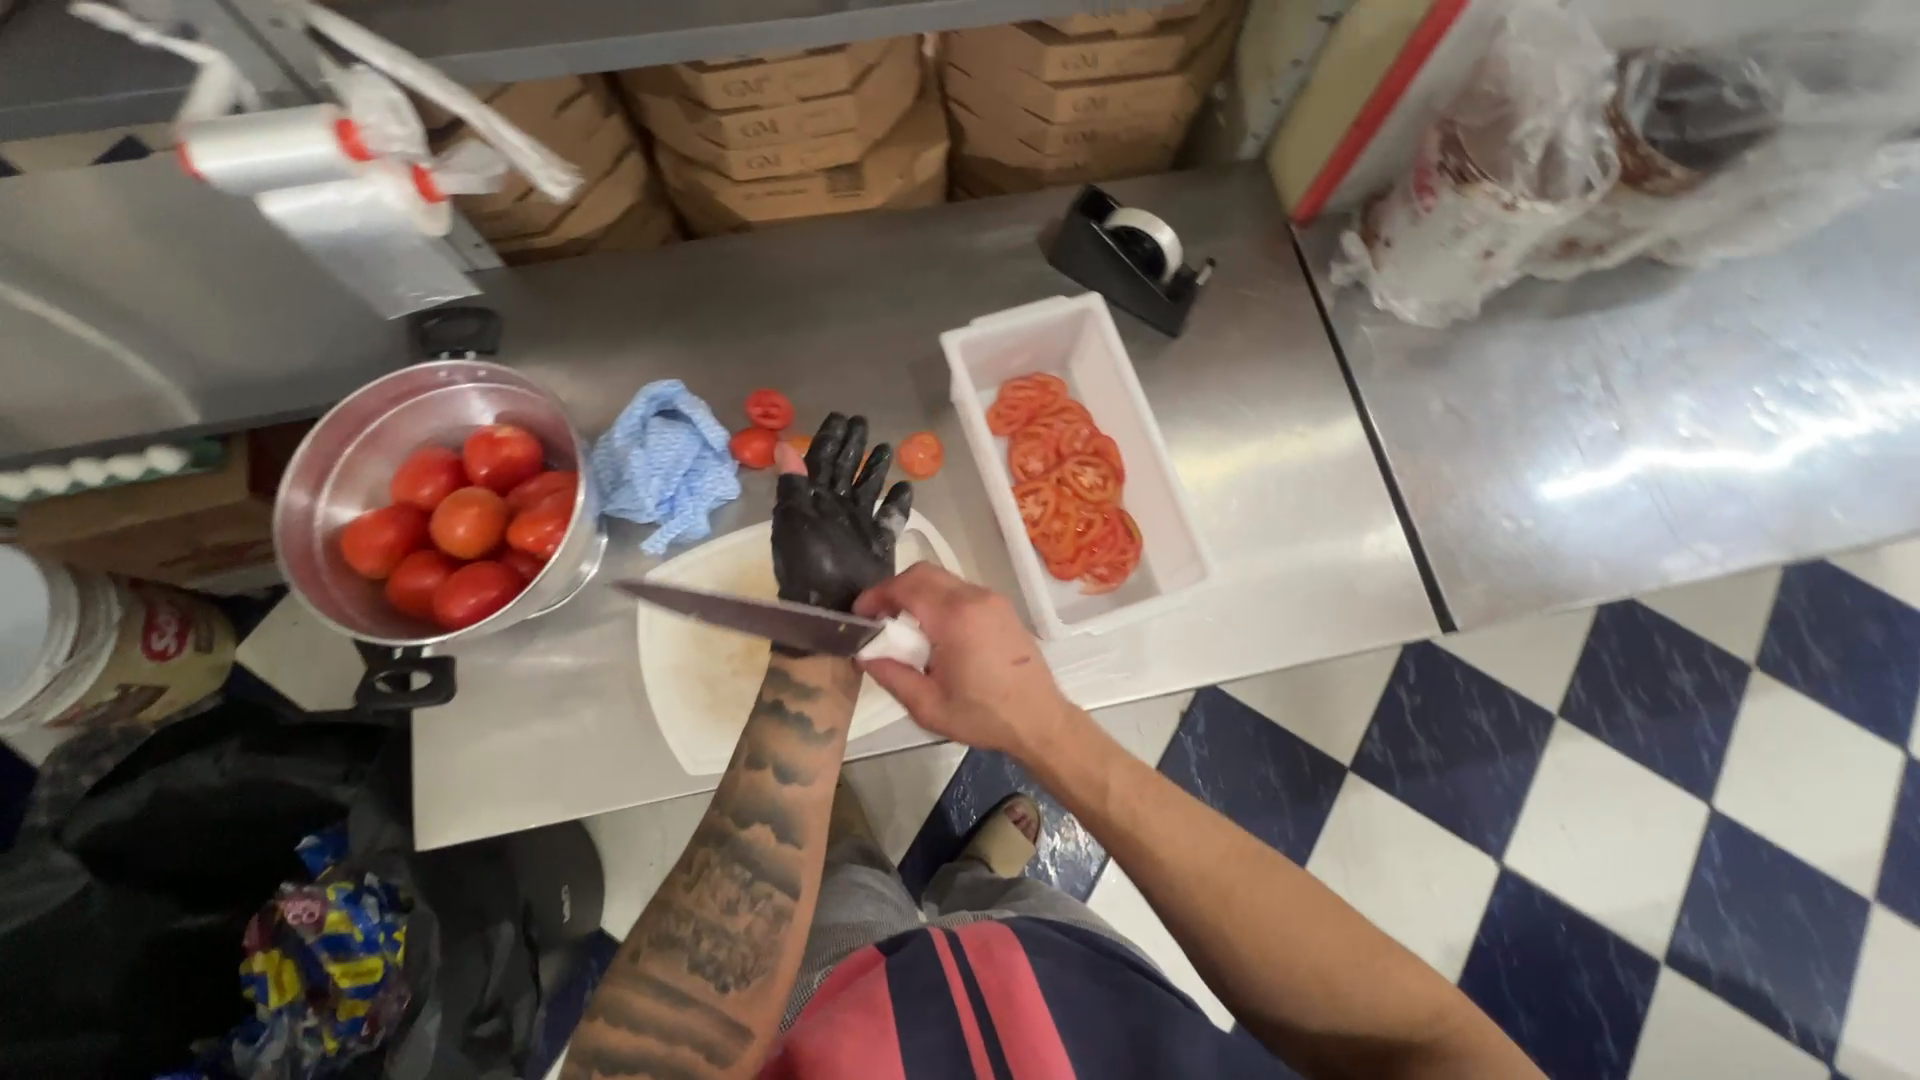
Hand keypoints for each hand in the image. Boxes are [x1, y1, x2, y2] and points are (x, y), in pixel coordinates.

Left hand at [771, 412, 912, 611]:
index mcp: (810, 502)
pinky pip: (890, 517)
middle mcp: (833, 509)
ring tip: (886, 448)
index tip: (839, 417)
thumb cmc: (809, 565)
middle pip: (844, 469)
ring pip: (867, 488)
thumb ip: (793, 486)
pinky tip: (905, 485)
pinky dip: (897, 502)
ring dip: (874, 468)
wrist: (832, 610)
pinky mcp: (878, 542)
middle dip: (852, 445)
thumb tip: (783, 448)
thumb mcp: (794, 522)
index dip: (827, 439)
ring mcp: (857, 526)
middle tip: (863, 422)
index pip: (818, 461)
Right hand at [854, 563, 1079, 758]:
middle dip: (894, 589)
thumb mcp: (928, 706)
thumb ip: (892, 675)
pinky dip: (938, 599)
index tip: (860, 614)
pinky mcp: (1002, 607)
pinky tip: (932, 630)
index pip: (905, 586)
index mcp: (955, 618)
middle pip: (923, 572)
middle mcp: (975, 598)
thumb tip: (864, 654)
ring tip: (902, 627)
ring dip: (917, 593)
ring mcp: (992, 599)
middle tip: (878, 618)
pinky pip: (960, 590)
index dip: (876, 596)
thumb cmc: (984, 716)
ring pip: (942, 578)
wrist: (1040, 720)